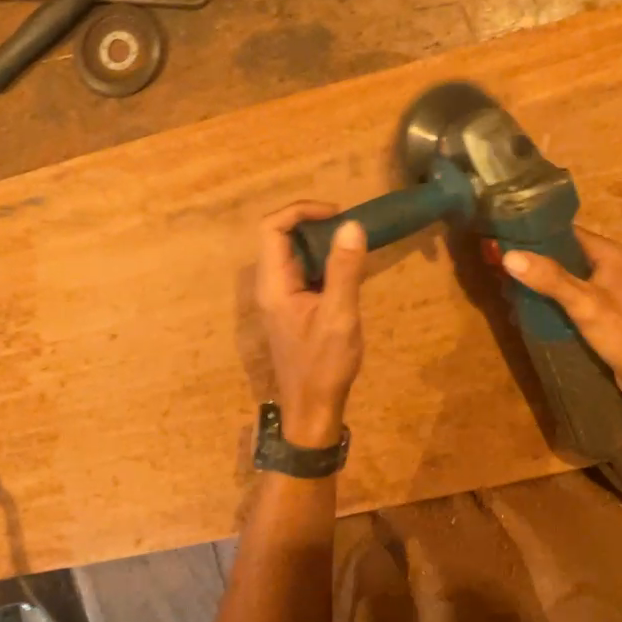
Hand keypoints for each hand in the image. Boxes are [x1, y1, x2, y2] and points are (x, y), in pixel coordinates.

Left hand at [255, 203, 367, 447]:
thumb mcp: (339, 315)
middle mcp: (270, 285)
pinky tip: (346, 267)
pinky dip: (322, 260)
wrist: (313, 410)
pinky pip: (302, 270)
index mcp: (273, 284)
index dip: (300, 211)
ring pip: (291, 252)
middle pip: (279, 236)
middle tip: (346, 226)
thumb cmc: (323, 365)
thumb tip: (351, 225)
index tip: (336, 214)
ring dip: (318, 240)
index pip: (272, 228)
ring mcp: (280, 296)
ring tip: (350, 242)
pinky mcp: (292, 306)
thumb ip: (344, 269)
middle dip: (311, 222)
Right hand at [499, 227, 621, 416]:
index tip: (503, 238)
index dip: (534, 233)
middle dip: (533, 260)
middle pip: (564, 254)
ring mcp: (608, 291)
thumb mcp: (584, 303)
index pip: (565, 231)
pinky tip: (531, 308)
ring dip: (541, 281)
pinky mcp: (604, 313)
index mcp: (609, 254)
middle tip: (499, 264)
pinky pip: (572, 298)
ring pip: (566, 278)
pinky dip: (552, 300)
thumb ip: (549, 278)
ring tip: (508, 284)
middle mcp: (609, 266)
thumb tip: (508, 255)